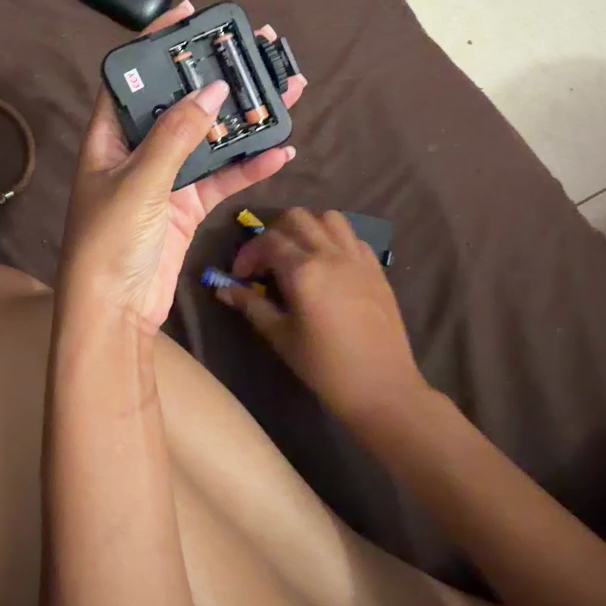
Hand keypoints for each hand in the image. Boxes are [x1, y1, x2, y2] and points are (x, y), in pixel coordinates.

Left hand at [58, 1, 304, 332]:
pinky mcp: (186, 207)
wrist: (113, 312)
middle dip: (216, 76)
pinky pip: (222, 178)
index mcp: (109, 136)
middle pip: (181, 103)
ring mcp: (164, 179)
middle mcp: (136, 151)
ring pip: (210, 139)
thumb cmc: (110, 242)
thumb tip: (211, 90)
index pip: (131, 76)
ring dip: (245, 118)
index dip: (155, 43)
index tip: (189, 13)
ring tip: (286, 90)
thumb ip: (176, 136)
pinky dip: (250, 165)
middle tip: (255, 48)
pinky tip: (282, 148)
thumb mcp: (139, 182)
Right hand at [215, 209, 430, 426]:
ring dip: (308, 228)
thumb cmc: (324, 367)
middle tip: (267, 260)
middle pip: (296, 218)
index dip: (248, 254)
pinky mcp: (376, 269)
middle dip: (274, 232)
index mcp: (303, 271)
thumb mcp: (281, 336)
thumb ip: (251, 306)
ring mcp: (357, 259)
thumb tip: (223, 289)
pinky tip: (329, 264)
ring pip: (328, 218)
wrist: (381, 388)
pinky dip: (335, 240)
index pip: (268, 241)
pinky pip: (353, 237)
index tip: (241, 275)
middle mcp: (330, 255)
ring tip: (298, 253)